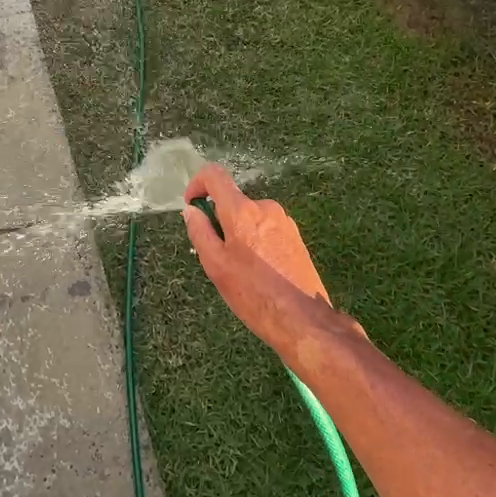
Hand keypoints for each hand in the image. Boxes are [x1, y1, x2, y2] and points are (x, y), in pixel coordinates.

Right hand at [182, 164, 338, 352]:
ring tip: (242, 271)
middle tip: (219, 258)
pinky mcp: (296, 237)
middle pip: (233, 203)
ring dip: (239, 235)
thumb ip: (200, 232)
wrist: (304, 321)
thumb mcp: (216, 266)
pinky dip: (256, 242)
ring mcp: (284, 221)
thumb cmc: (253, 294)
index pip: (215, 175)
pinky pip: (266, 229)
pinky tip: (261, 273)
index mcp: (242, 211)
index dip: (197, 184)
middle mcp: (265, 207)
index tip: (192, 207)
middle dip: (220, 222)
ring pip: (249, 218)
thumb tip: (191, 210)